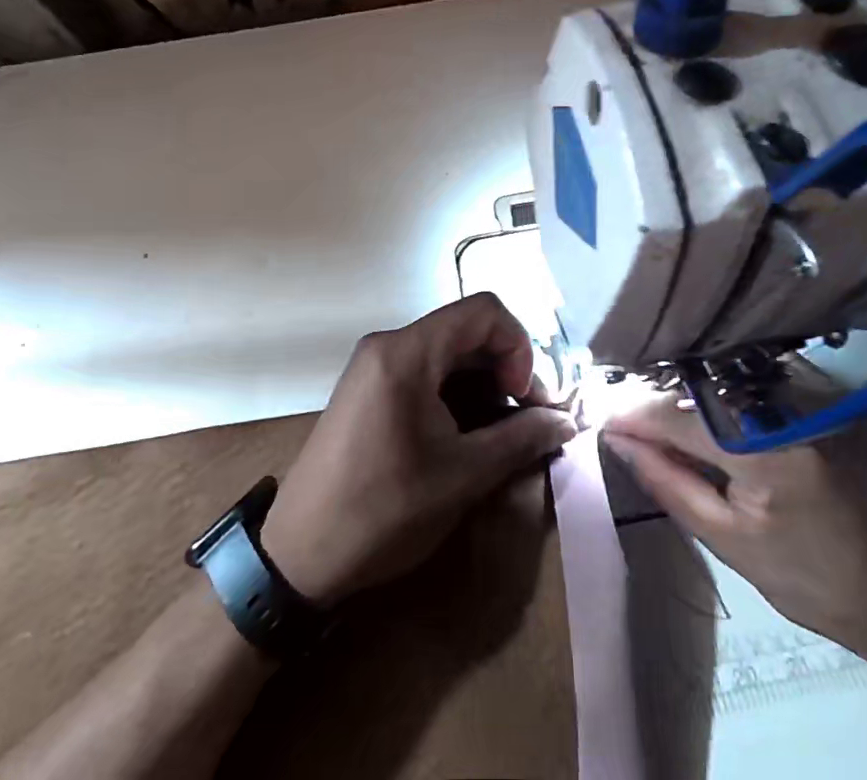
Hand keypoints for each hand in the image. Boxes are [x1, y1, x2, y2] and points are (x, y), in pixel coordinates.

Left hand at [259, 293, 575, 607]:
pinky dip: (457, 394)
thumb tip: (567, 422)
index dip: (520, 348)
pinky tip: (468, 435)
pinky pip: (426, 373)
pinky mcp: (368, 390)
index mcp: (407, 353)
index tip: (524, 400)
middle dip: (507, 369)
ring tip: (502, 434)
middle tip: (528, 420)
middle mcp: (388, 346)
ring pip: (449, 353)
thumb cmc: (383, 511)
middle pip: (468, 330)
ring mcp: (373, 367)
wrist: (298, 555)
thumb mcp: (463, 475)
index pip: (485, 311)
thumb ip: (522, 439)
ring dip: (485, 384)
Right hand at [602, 396, 866, 667]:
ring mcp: (820, 389)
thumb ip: (668, 482)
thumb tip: (618, 439)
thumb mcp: (729, 542)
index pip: (676, 413)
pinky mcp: (833, 389)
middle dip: (657, 399)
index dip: (632, 415)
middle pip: (700, 382)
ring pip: (726, 374)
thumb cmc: (817, 583)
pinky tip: (708, 415)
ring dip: (688, 392)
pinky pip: (757, 377)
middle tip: (628, 424)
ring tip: (662, 421)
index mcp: (769, 450)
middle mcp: (795, 402)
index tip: (601, 420)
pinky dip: (724, 392)